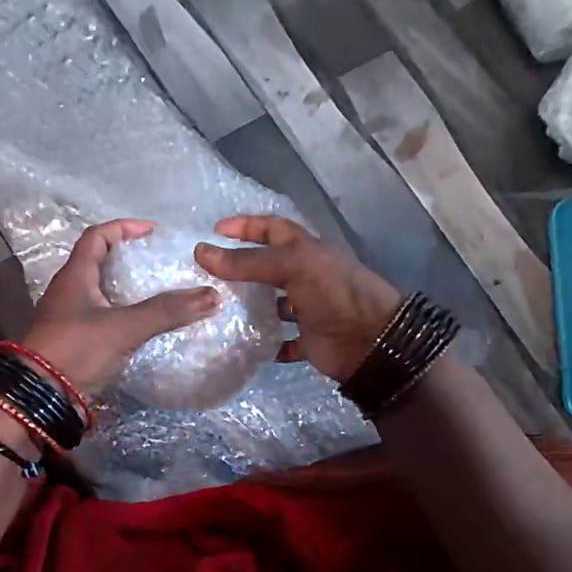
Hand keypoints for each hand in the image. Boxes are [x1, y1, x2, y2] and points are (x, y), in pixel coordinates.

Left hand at [22, 219, 220, 393]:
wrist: (43, 396)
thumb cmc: (76, 350)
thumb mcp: (123, 327)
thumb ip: (166, 312)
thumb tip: (211, 296)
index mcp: (75, 276)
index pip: (97, 236)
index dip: (124, 228)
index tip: (153, 232)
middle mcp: (69, 292)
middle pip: (100, 264)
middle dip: (130, 260)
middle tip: (161, 265)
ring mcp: (71, 319)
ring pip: (103, 294)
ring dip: (129, 291)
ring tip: (160, 295)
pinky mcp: (76, 343)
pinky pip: (104, 320)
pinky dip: (125, 318)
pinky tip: (146, 328)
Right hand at [195, 216, 400, 380]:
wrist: (370, 340)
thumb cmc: (334, 293)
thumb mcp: (291, 266)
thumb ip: (247, 261)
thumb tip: (201, 251)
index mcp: (306, 251)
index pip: (272, 228)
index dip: (246, 226)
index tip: (215, 230)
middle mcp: (306, 277)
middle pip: (268, 267)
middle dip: (240, 269)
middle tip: (207, 275)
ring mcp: (307, 309)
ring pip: (272, 305)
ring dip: (249, 308)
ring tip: (216, 311)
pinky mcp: (308, 340)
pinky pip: (281, 342)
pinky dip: (265, 345)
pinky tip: (242, 345)